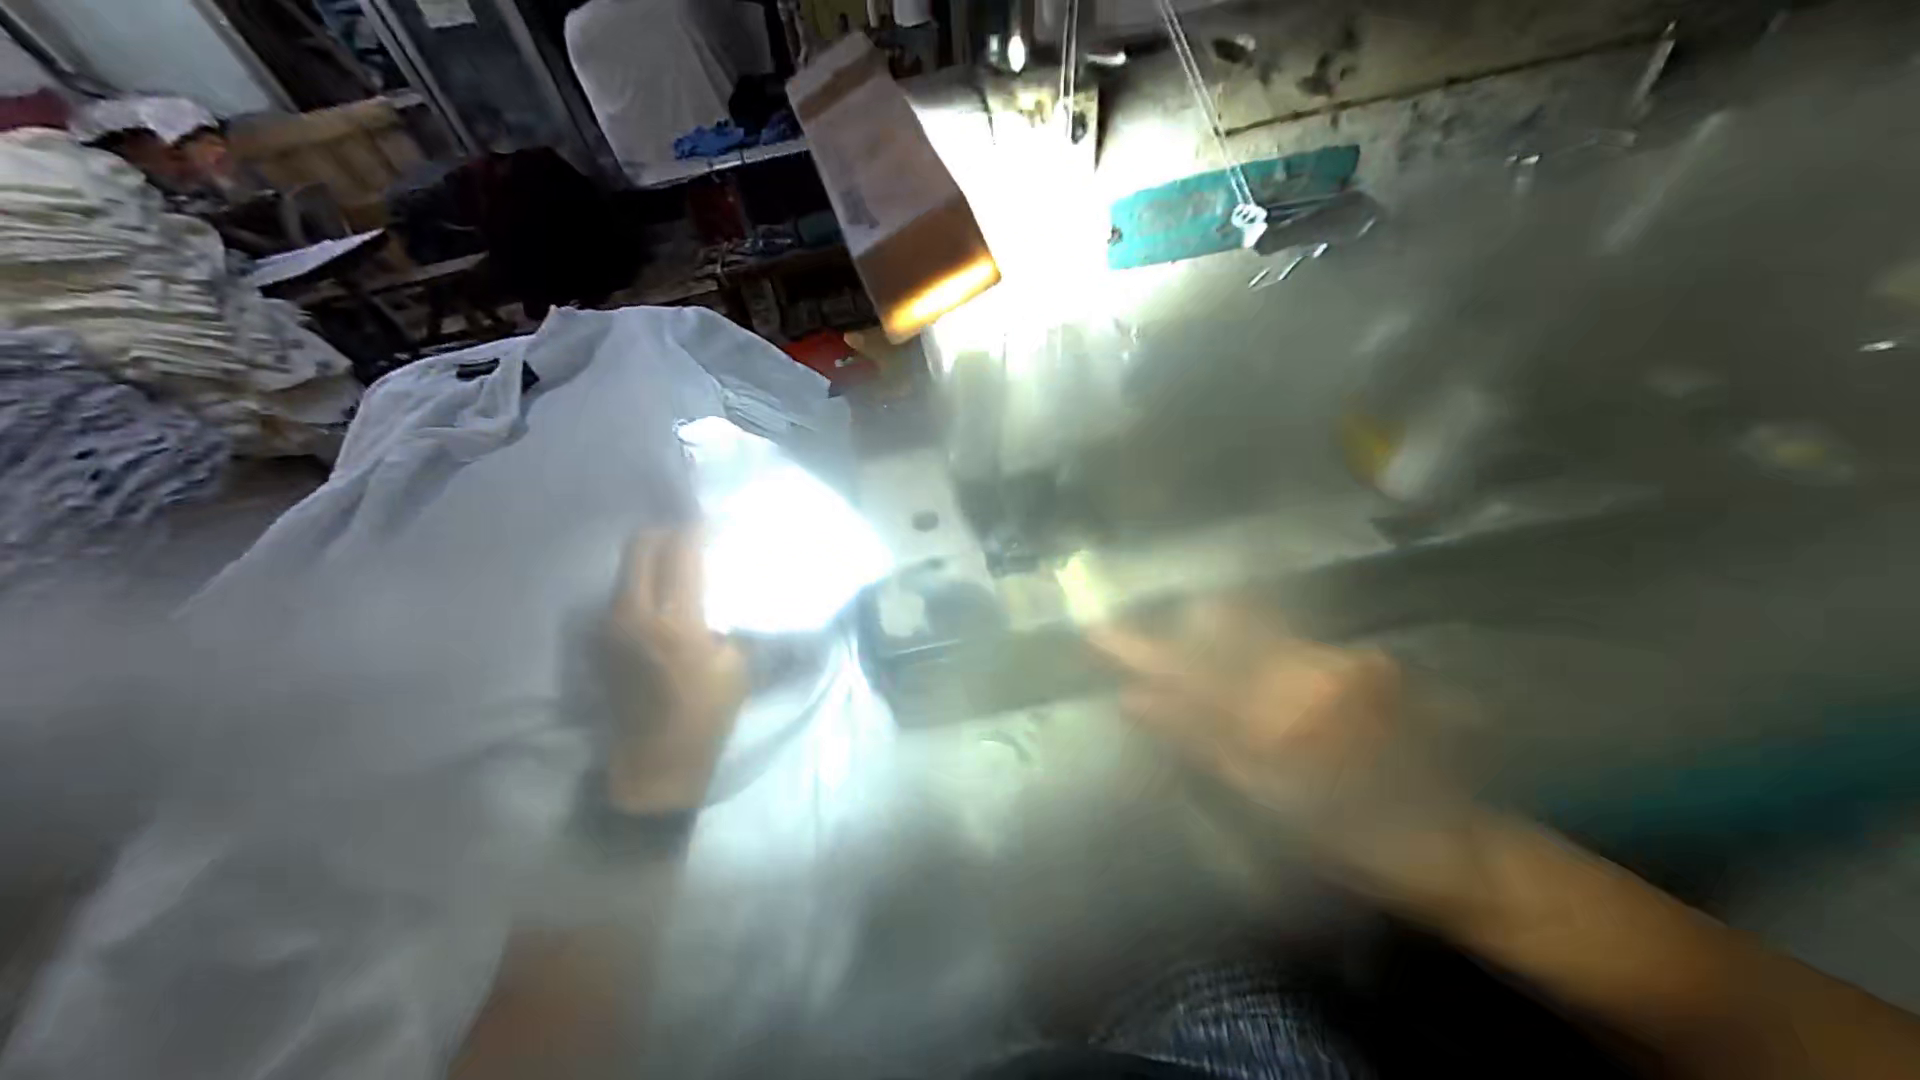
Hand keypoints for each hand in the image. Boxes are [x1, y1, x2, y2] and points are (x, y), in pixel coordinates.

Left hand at [603, 529, 746, 812]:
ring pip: (626, 568)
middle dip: (667, 533)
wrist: (656, 761)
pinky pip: (621, 594)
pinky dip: (642, 583)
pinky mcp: (600, 640)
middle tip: (691, 537)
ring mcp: (610, 626)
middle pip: (641, 546)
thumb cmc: (707, 715)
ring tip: (679, 566)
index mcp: (676, 621)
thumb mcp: (737, 665)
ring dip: (652, 558)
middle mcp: (635, 614)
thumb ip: (729, 620)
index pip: (681, 551)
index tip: (714, 524)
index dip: (697, 529)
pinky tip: (663, 598)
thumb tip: (726, 590)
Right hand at [1091, 602, 1481, 908]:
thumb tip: (1131, 697)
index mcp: (1282, 705)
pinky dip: (1263, 668)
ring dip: (1227, 660)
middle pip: (1225, 628)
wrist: (1454, 847)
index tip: (1095, 630)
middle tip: (1162, 680)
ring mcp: (1341, 658)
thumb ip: (1194, 736)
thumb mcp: (1262, 797)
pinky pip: (1288, 650)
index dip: (1138, 648)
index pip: (1188, 664)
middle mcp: (1312, 664)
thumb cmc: (1350, 838)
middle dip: (1187, 644)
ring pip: (1258, 638)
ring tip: (1230, 707)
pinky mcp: (1359, 662)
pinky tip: (1277, 707)